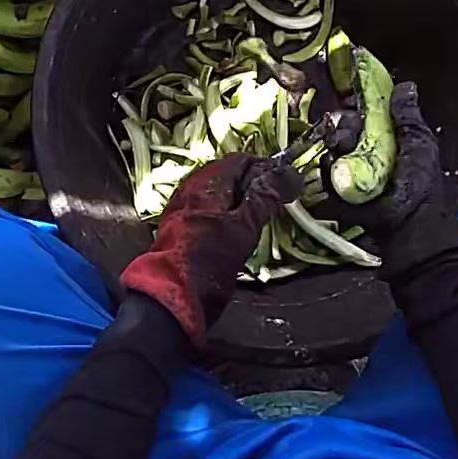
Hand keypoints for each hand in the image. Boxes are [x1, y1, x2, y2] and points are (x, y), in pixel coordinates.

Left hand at [120, 153, 301, 343]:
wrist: (171, 298)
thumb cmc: (209, 261)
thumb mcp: (244, 228)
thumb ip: (264, 199)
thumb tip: (286, 175)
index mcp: (206, 183)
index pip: (241, 160)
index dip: (265, 167)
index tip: (283, 183)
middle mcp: (190, 189)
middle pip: (228, 174)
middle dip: (252, 184)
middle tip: (273, 200)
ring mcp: (182, 208)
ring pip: (217, 193)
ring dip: (238, 200)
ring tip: (258, 216)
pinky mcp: (179, 228)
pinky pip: (207, 210)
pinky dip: (224, 213)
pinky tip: (235, 231)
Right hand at [320, 81, 442, 232]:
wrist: (410, 228)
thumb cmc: (420, 186)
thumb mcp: (420, 145)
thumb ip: (408, 117)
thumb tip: (405, 86)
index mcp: (382, 138)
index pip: (361, 115)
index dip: (355, 109)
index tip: (352, 105)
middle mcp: (362, 152)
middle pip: (341, 129)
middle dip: (344, 128)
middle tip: (348, 136)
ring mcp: (347, 171)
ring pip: (329, 148)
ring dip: (335, 147)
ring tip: (344, 154)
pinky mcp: (334, 190)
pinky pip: (323, 173)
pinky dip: (327, 169)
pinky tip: (335, 168)